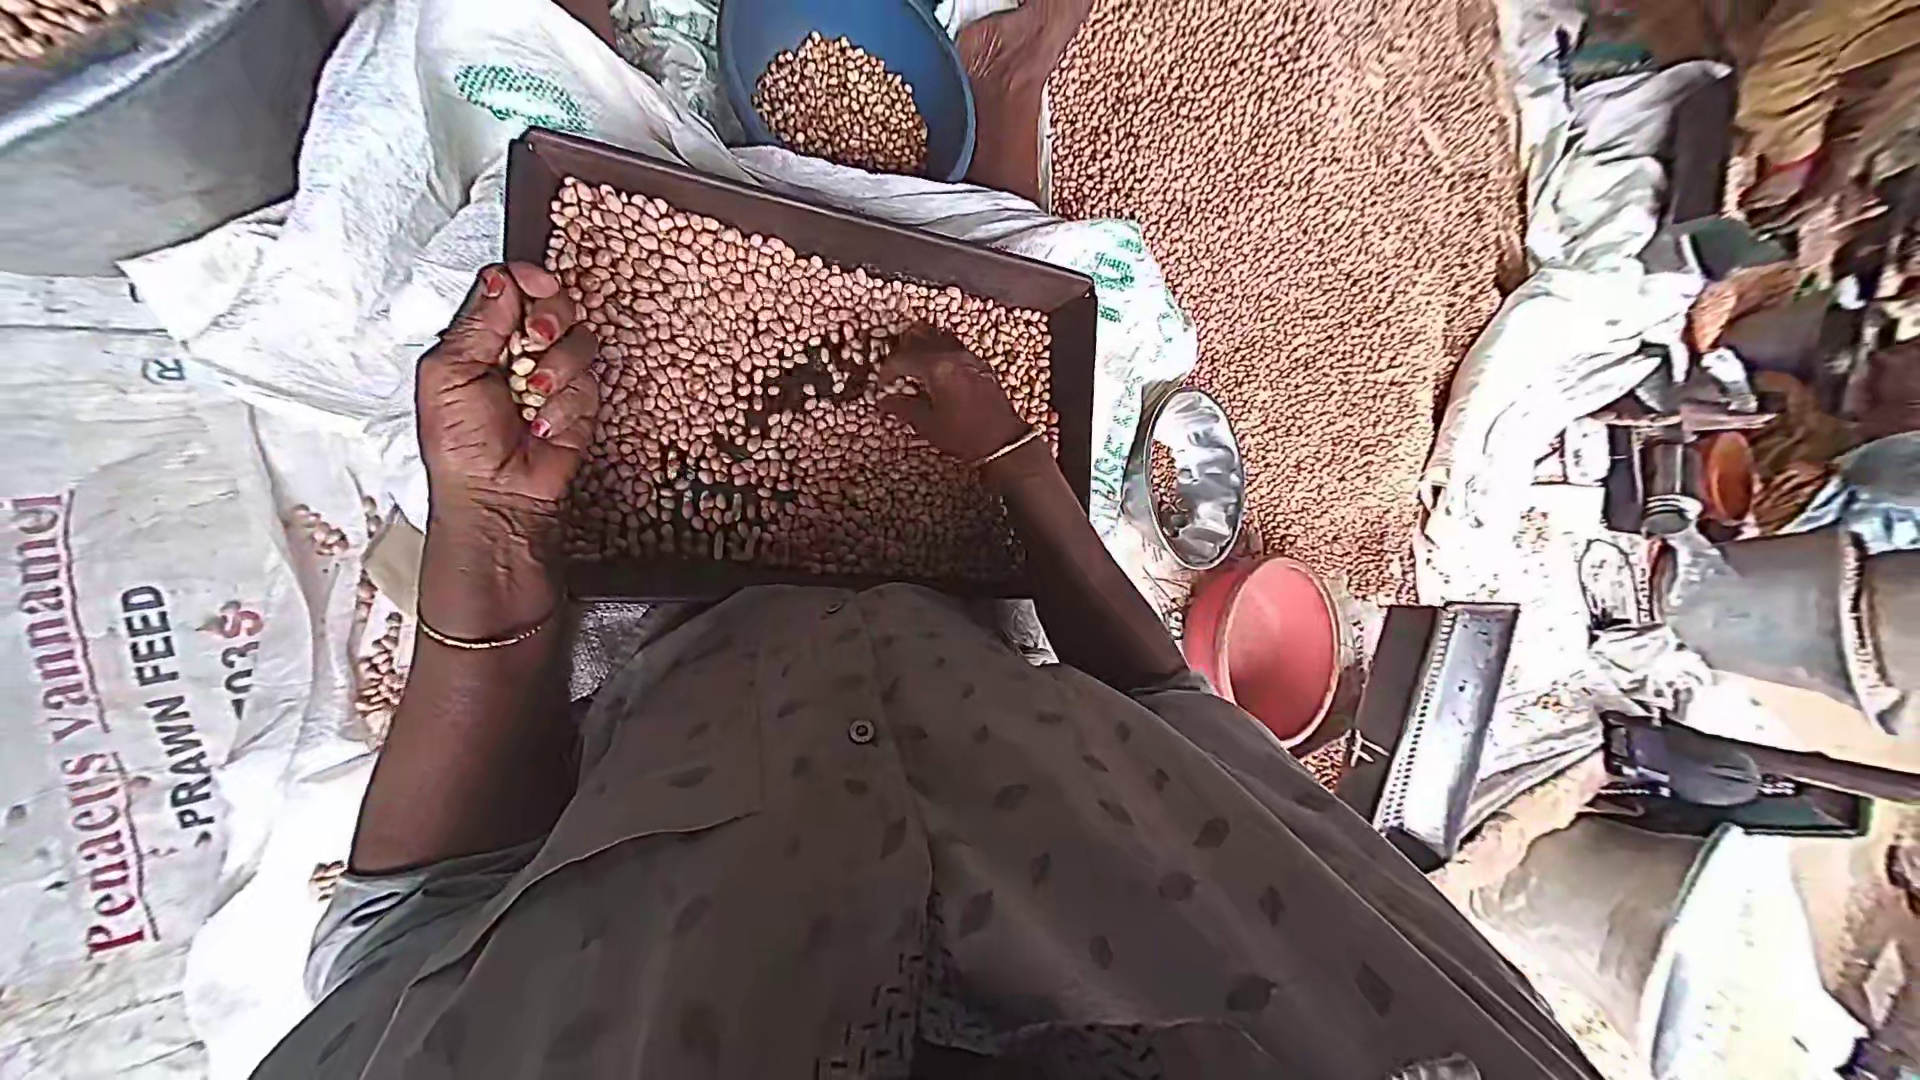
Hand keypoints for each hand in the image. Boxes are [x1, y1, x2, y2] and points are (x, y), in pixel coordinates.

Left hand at [418, 263, 599, 527]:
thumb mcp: (448, 370)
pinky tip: (543, 422)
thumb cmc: (459, 440)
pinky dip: (565, 405)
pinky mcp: (584, 403)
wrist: (495, 489)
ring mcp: (559, 376)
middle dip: (550, 319)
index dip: (529, 278)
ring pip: (581, 343)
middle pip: (558, 306)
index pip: (515, 288)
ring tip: (531, 396)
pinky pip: (589, 386)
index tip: (535, 281)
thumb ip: (477, 324)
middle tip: (534, 341)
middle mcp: (527, 351)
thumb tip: (501, 279)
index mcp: (487, 336)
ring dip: (556, 369)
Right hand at [877, 325, 1030, 461]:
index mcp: (937, 367)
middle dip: (902, 354)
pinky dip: (940, 352)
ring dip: (922, 348)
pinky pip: (954, 347)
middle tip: (895, 373)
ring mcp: (969, 357)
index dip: (887, 371)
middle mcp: (953, 355)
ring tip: (914, 368)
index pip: (902, 359)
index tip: (883, 384)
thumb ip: (904, 407)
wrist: (1002, 442)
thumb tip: (885, 400)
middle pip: (918, 339)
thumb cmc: (964, 435)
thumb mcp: (928, 424)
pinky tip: (937, 372)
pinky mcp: (980, 364)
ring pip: (938, 337)